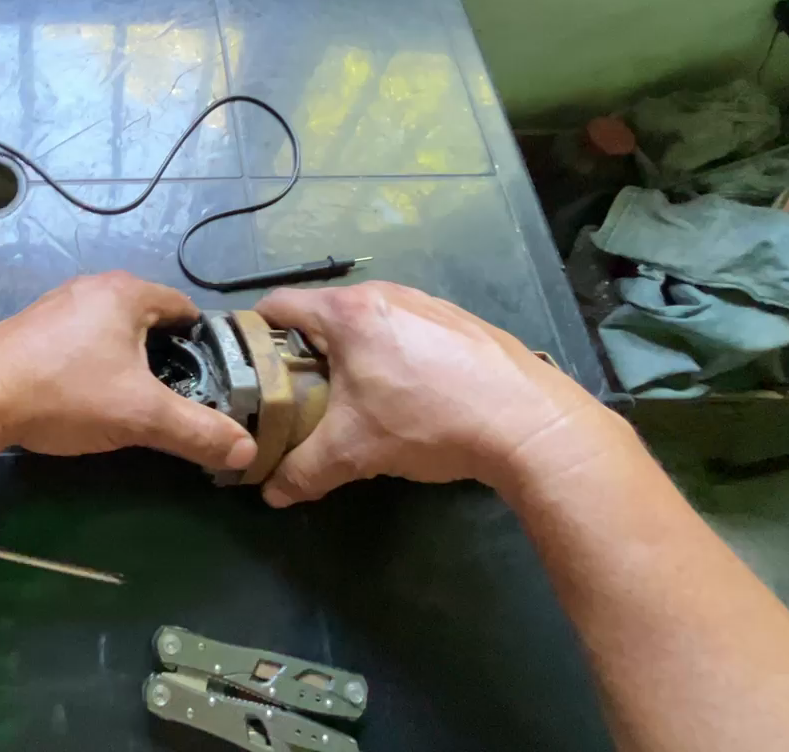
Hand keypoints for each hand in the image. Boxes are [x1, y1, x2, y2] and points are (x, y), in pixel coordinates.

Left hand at [0, 272, 257, 470]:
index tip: (211, 378)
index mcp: (126, 293)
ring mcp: (58, 301)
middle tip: (174, 394)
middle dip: (165, 352)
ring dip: (127, 355)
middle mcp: (93, 286)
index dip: (203, 343)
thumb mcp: (141, 416)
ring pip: (112, 326)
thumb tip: (246, 451)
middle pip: (148, 316)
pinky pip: (80, 335)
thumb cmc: (67, 394)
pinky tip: (85, 389)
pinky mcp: (33, 323)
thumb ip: (197, 431)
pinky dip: (93, 357)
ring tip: (132, 396)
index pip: (183, 308)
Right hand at [254, 282, 613, 505]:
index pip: (276, 304)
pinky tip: (413, 389)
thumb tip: (270, 494)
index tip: (254, 368)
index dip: (255, 333)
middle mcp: (381, 293)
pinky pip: (404, 324)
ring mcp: (424, 300)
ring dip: (350, 348)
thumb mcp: (356, 452)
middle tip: (303, 390)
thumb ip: (304, 471)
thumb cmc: (429, 423)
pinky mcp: (458, 317)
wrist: (534, 426)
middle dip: (305, 348)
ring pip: (365, 318)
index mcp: (346, 312)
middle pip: (320, 312)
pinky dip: (392, 348)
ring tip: (358, 392)